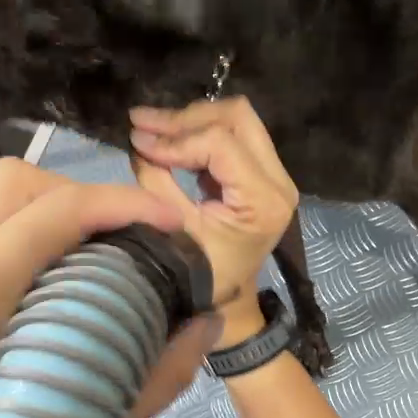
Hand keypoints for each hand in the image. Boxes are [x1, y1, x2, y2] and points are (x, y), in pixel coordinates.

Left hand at [0, 159, 222, 417]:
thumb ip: (157, 373)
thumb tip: (206, 323)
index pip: (54, 212)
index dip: (123, 204)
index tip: (172, 221)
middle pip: (15, 181)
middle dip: (84, 195)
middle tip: (133, 233)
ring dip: (50, 208)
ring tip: (99, 246)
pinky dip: (18, 229)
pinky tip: (53, 266)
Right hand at [130, 98, 299, 347]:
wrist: (225, 299)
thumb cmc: (201, 274)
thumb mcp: (176, 230)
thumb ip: (158, 182)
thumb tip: (139, 141)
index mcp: (263, 201)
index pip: (220, 144)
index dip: (176, 139)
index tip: (138, 142)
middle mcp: (279, 182)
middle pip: (237, 118)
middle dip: (186, 118)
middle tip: (143, 123)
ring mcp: (275, 176)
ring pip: (236, 120)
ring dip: (191, 121)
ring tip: (148, 127)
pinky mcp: (263, 174)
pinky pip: (232, 136)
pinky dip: (198, 134)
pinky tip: (167, 141)